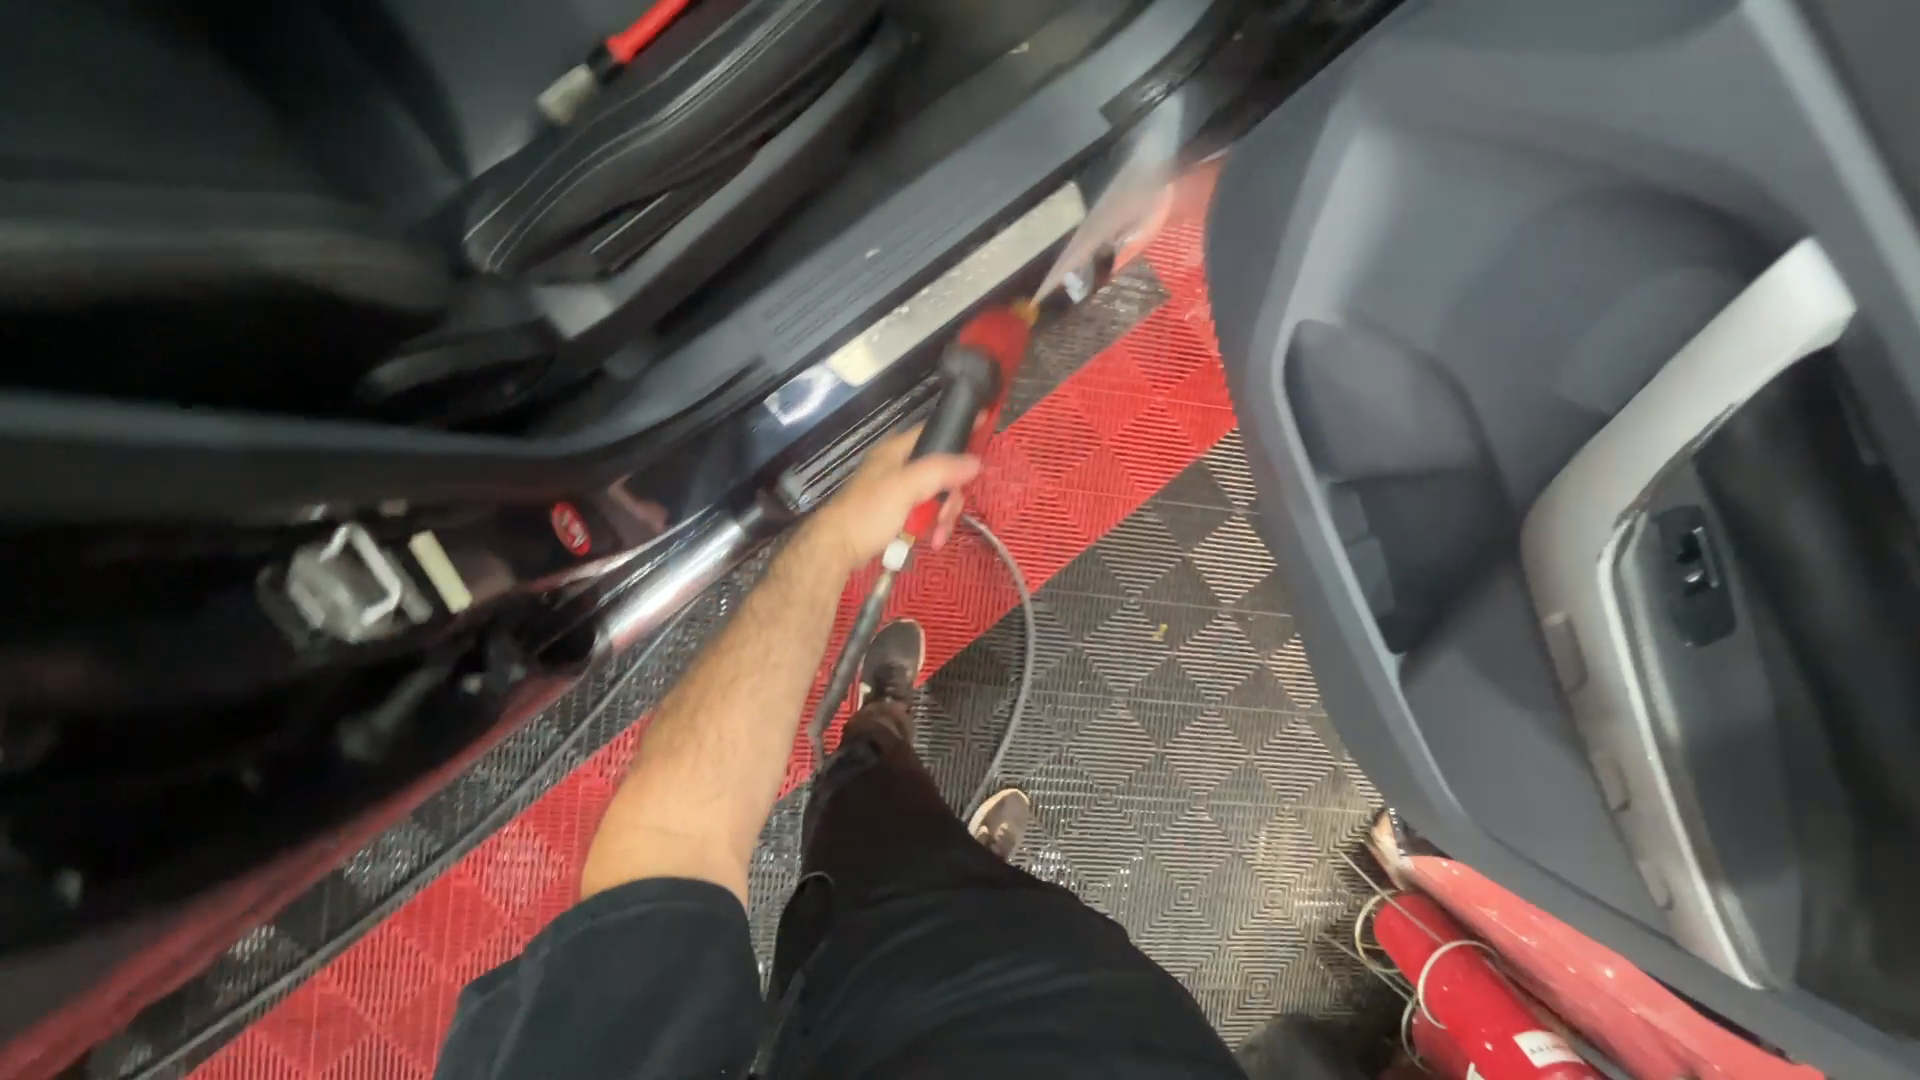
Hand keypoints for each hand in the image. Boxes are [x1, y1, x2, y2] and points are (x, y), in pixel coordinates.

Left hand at [801, 428, 981, 570]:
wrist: (838, 548)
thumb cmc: (869, 512)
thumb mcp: (907, 487)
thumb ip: (942, 471)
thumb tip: (976, 461)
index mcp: (897, 451)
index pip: (934, 432)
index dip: (958, 436)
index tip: (981, 444)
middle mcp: (898, 467)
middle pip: (941, 473)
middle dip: (949, 498)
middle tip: (945, 516)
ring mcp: (897, 491)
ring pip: (935, 497)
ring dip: (941, 518)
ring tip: (936, 537)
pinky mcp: (896, 514)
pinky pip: (924, 515)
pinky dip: (930, 527)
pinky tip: (930, 541)